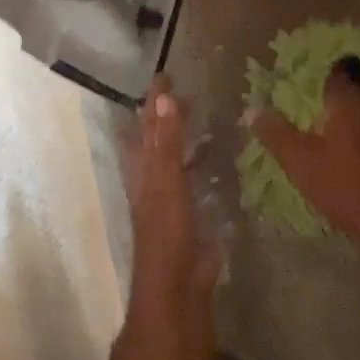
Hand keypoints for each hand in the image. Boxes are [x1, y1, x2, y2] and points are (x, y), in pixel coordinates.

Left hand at [128, 75, 219, 304]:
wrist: (177, 284)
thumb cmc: (167, 232)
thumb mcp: (167, 182)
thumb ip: (167, 142)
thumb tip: (163, 100)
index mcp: (143, 170)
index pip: (146, 127)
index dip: (154, 102)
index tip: (165, 75)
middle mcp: (153, 181)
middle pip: (157, 142)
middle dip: (166, 118)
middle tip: (185, 92)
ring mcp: (171, 198)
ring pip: (174, 160)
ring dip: (183, 140)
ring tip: (200, 119)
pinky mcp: (190, 215)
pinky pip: (194, 181)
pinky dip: (201, 166)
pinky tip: (216, 161)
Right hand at [247, 58, 359, 255]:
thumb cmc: (344, 186)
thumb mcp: (300, 161)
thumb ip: (276, 133)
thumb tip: (253, 109)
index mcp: (350, 100)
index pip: (335, 66)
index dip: (313, 67)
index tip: (294, 73)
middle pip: (352, 83)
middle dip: (328, 87)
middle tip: (302, 97)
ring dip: (342, 109)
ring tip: (316, 120)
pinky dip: (353, 128)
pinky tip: (339, 144)